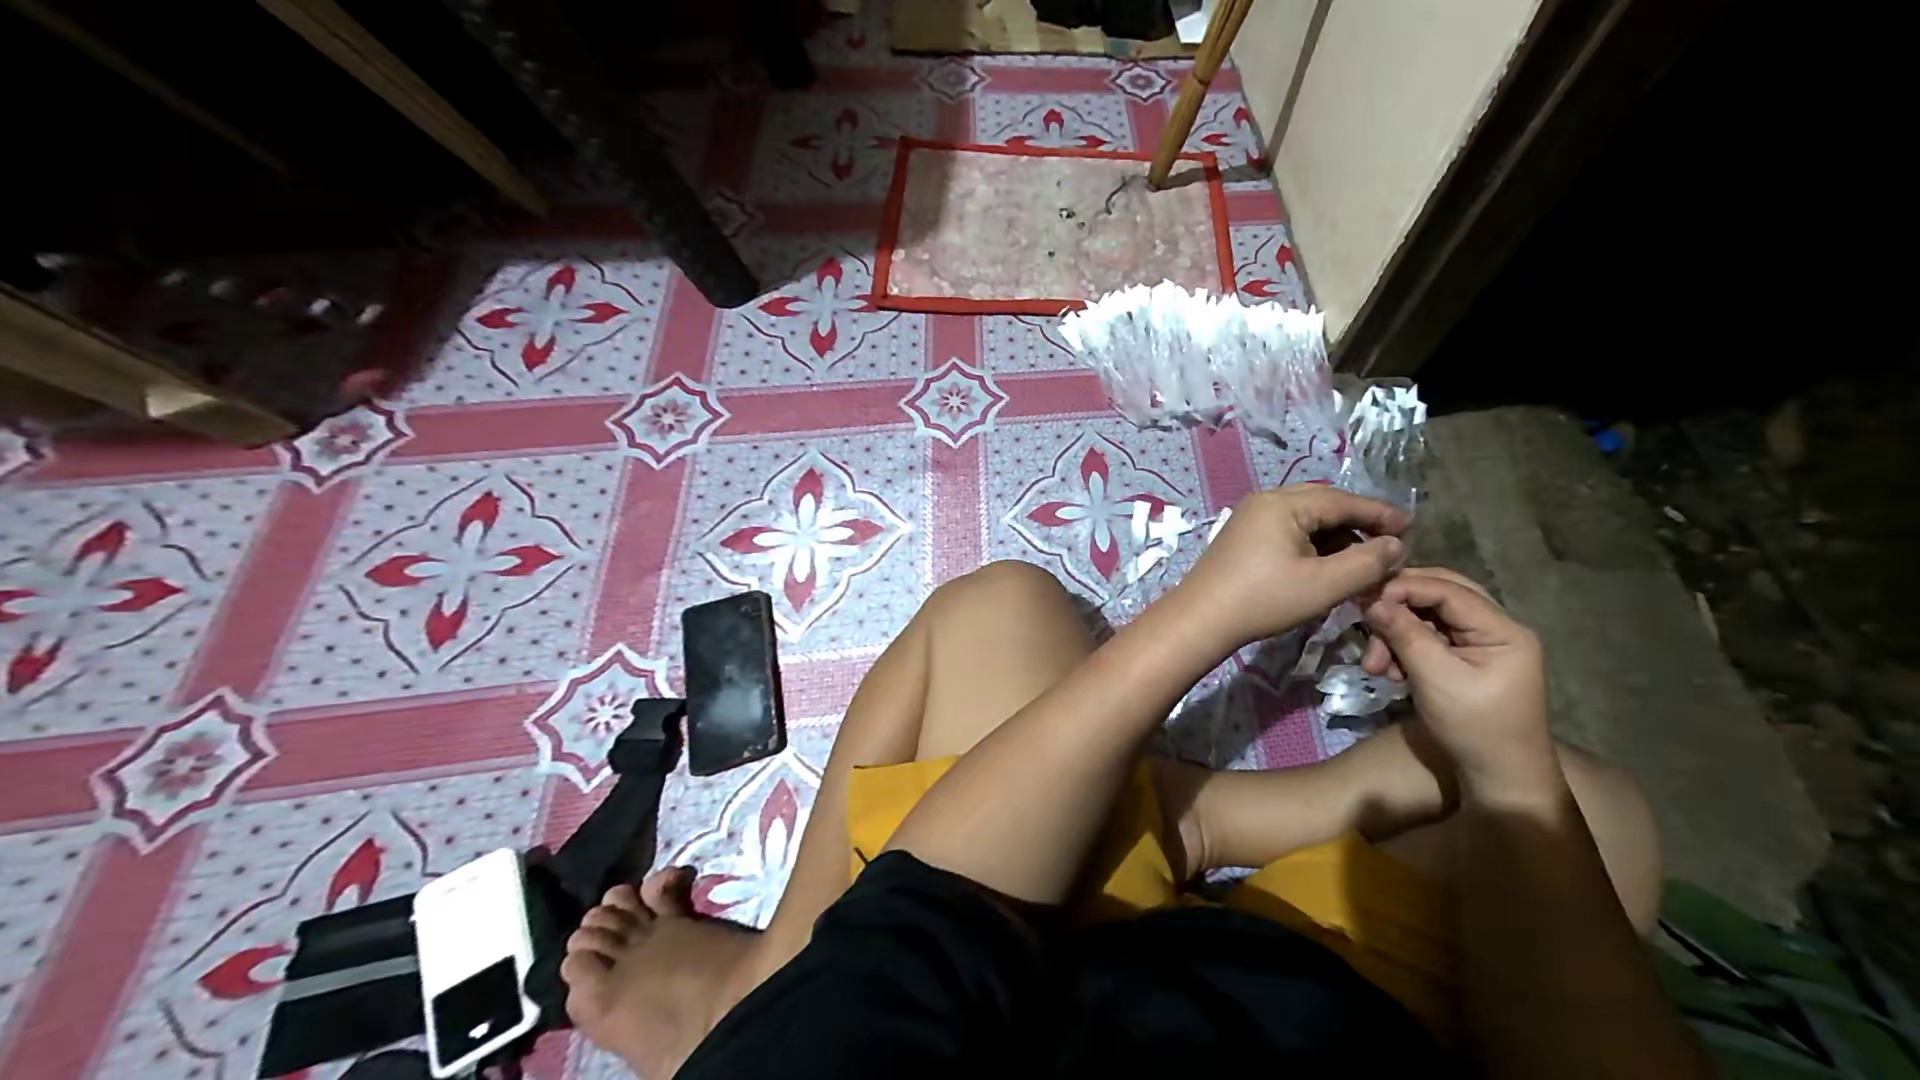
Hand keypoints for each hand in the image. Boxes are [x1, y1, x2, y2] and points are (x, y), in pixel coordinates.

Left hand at [1177, 486, 1408, 649]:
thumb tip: (1396, 544)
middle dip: (1358, 524)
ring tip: (1363, 562)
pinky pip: (1288, 531)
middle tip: (1389, 544)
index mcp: (1282, 503)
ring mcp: (1250, 519)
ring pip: (1305, 520)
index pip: (1342, 500)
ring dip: (1335, 538)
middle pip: (1323, 505)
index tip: (1411, 527)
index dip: (1379, 514)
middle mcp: (1264, 502)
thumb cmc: (1264, 599)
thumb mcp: (1325, 584)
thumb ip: (1367, 562)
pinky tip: (1328, 567)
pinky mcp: (1243, 538)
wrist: (1201, 619)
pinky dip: (1313, 545)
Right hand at [1361, 568, 1562, 805]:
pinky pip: (1428, 638)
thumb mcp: (1435, 677)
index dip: (1404, 588)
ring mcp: (1482, 644)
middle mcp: (1496, 629)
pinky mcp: (1466, 659)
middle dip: (1397, 608)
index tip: (1365, 600)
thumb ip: (1404, 633)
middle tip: (1364, 617)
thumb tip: (1371, 599)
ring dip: (1395, 634)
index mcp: (1503, 630)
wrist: (1500, 776)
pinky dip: (1403, 649)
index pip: (1448, 589)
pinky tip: (1389, 671)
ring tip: (1374, 666)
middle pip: (1439, 596)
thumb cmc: (1474, 726)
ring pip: (1428, 618)